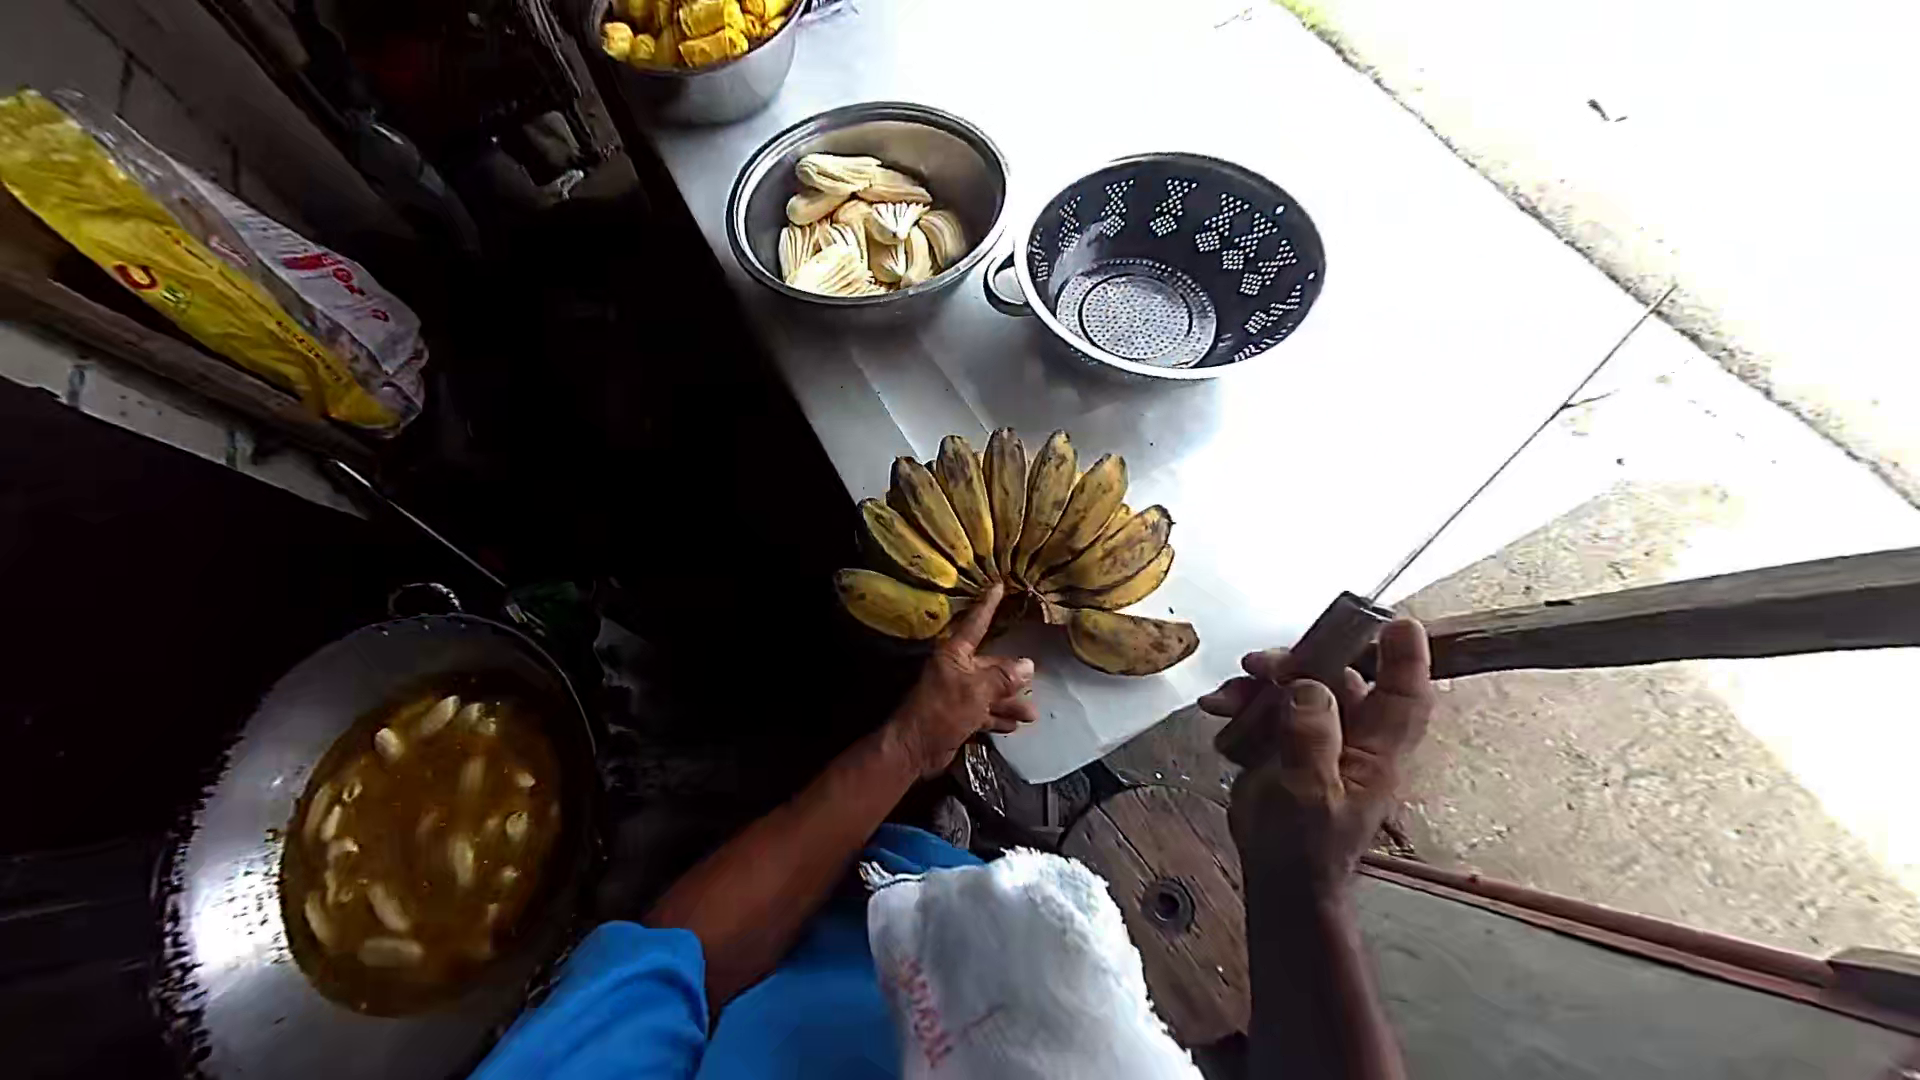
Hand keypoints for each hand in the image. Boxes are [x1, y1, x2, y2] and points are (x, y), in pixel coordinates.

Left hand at [887, 583, 1039, 778]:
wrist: (914, 748)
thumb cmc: (942, 711)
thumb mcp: (977, 691)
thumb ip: (1003, 678)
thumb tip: (1028, 665)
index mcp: (955, 654)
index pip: (976, 623)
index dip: (988, 604)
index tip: (999, 585)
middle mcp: (957, 669)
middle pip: (991, 665)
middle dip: (1012, 675)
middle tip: (1035, 679)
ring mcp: (957, 693)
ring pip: (990, 692)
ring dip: (1010, 702)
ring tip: (1031, 714)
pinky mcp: (958, 715)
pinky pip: (984, 712)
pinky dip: (998, 717)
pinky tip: (1014, 725)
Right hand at [1199, 617, 1433, 900]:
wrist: (1276, 874)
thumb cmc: (1305, 845)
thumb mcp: (1312, 795)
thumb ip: (1312, 740)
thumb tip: (1307, 686)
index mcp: (1375, 751)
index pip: (1403, 697)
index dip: (1406, 659)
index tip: (1399, 622)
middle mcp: (1350, 735)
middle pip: (1334, 678)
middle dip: (1295, 663)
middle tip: (1257, 664)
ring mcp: (1314, 736)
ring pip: (1291, 687)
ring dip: (1255, 684)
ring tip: (1224, 697)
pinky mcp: (1281, 740)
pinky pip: (1262, 705)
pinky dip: (1238, 702)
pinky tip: (1215, 710)